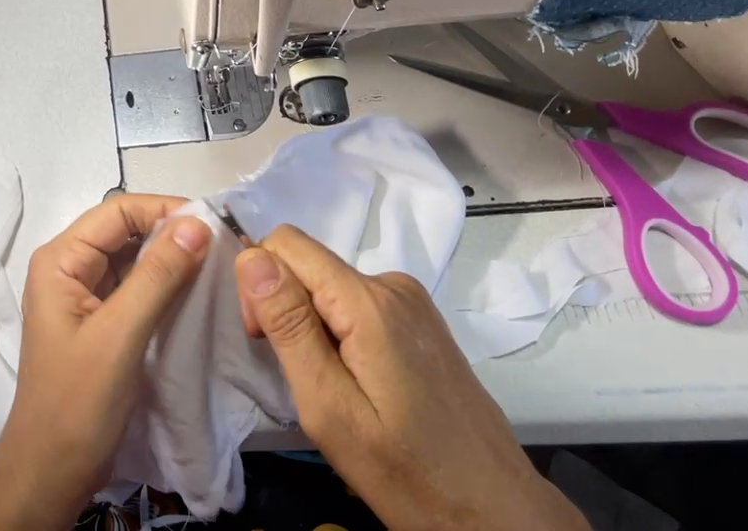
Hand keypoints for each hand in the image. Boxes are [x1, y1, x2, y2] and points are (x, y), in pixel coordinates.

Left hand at [0, 194, 212, 530]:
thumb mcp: (120, 334)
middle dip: (170, 232)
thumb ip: (157, 276)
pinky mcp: (99, 321)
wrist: (52, 470)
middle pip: (124, 231)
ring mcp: (83, 295)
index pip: (117, 211)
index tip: (213, 222)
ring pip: (132, 259)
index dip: (163, 209)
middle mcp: (68, 267)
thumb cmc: (78, 400)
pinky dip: (164, 285)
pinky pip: (134, 288)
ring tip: (217, 264)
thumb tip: (196, 223)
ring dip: (170, 258)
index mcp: (60, 259)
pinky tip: (196, 293)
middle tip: (223, 244)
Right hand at [234, 226, 587, 530]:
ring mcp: (411, 301)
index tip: (264, 339)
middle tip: (297, 373)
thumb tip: (252, 258)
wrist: (495, 512)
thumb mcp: (329, 407)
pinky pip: (355, 302)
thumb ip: (289, 326)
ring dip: (311, 323)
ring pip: (328, 285)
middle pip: (308, 264)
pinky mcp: (420, 320)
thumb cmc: (405, 470)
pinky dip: (338, 330)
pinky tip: (355, 379)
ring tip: (329, 384)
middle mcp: (392, 285)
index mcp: (368, 302)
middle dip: (283, 305)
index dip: (260, 283)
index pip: (286, 244)